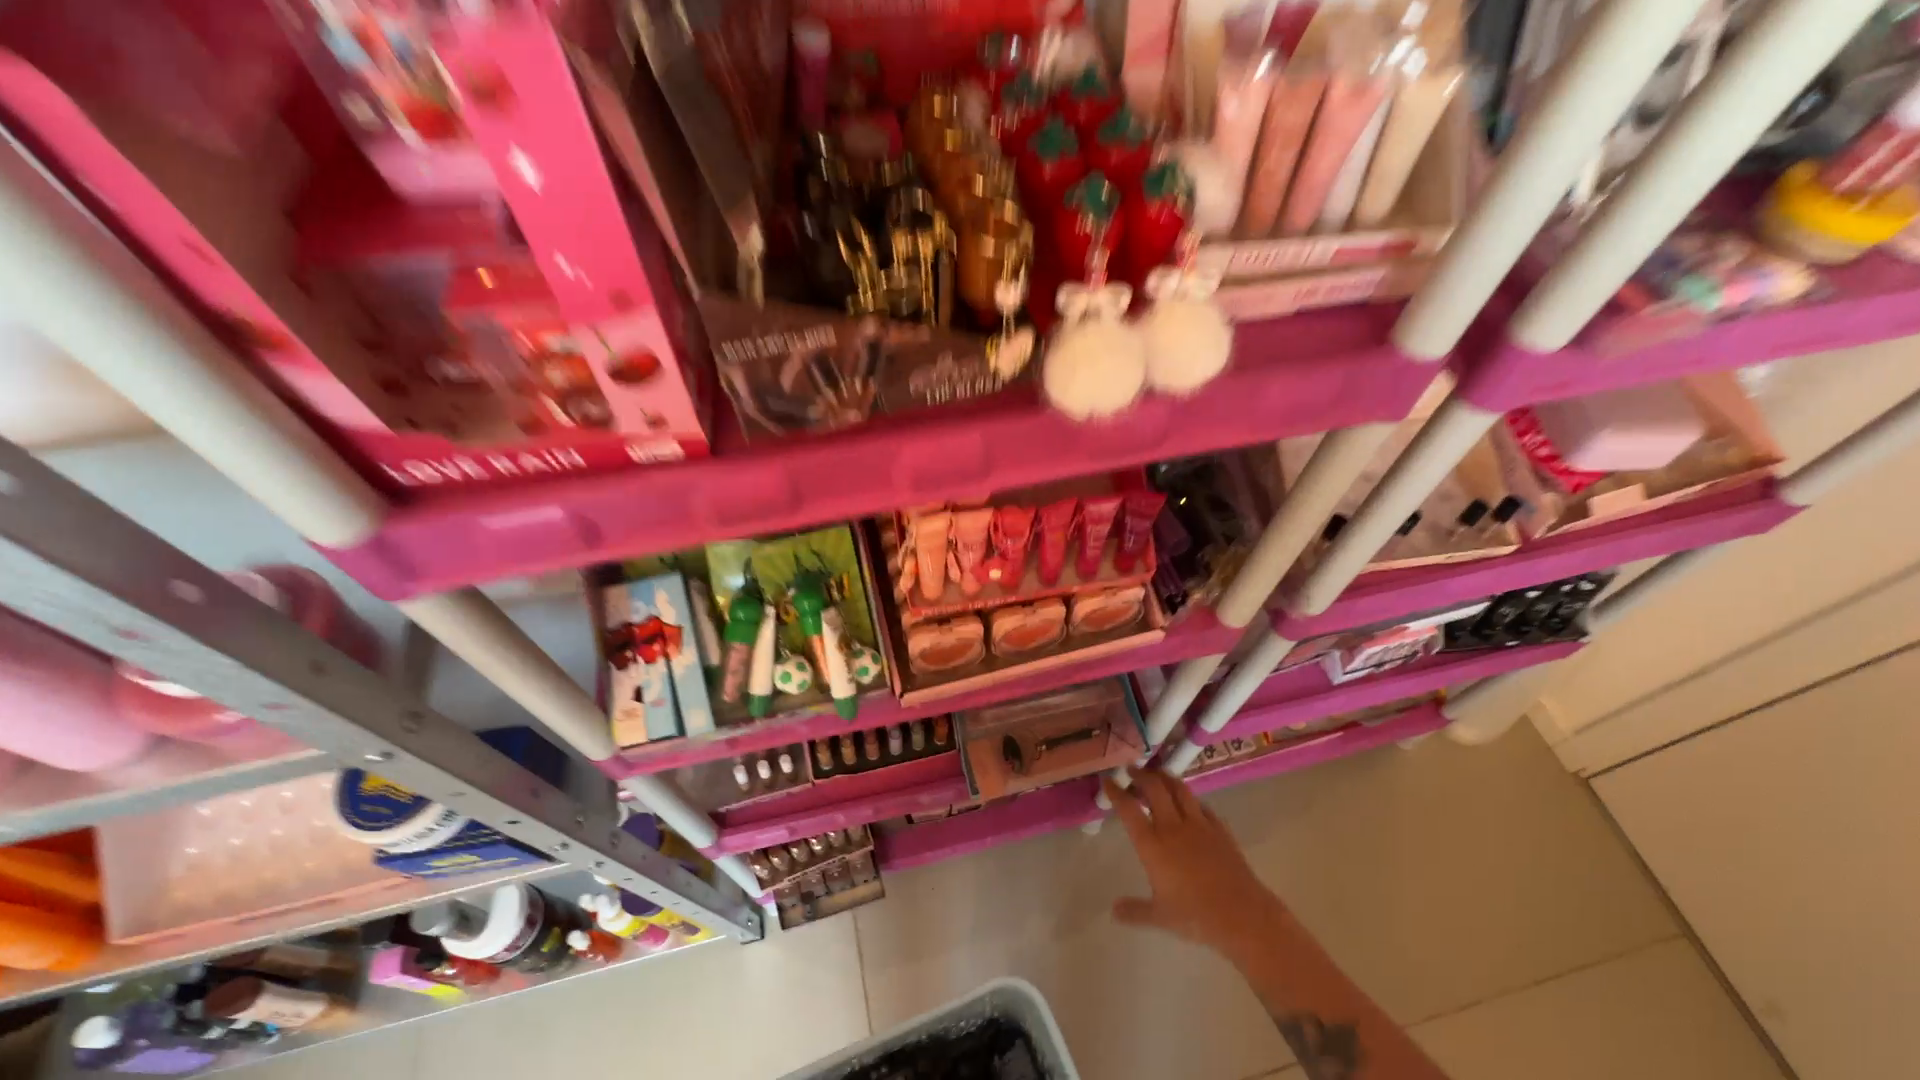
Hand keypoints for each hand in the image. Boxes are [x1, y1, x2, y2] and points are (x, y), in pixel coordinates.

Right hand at [1103, 767, 1286, 958]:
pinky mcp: (1220, 830)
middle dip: (1141, 775)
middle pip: (1154, 789)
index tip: (1108, 781)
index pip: (1129, 809)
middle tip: (1132, 769)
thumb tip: (1113, 911)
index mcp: (1152, 845)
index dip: (1116, 792)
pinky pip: (1202, 806)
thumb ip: (1134, 911)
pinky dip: (1191, 799)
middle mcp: (1173, 828)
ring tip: (1158, 774)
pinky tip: (1190, 802)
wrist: (1241, 914)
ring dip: (1166, 778)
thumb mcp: (1159, 917)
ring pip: (1180, 790)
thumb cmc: (1195, 916)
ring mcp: (1199, 825)